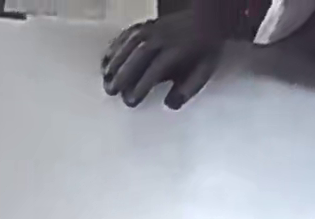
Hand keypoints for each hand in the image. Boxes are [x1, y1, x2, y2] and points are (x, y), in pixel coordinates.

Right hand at [101, 9, 223, 108]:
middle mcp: (164, 36)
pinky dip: (114, 48)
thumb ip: (186, 91)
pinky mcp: (146, 25)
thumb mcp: (202, 73)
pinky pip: (127, 34)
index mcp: (178, 50)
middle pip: (139, 55)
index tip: (132, 101)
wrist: (209, 18)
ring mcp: (154, 28)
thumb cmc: (202, 52)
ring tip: (106, 79)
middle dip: (123, 74)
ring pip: (130, 43)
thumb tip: (170, 104)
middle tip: (112, 91)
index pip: (155, 69)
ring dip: (115, 62)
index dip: (141, 86)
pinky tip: (106, 62)